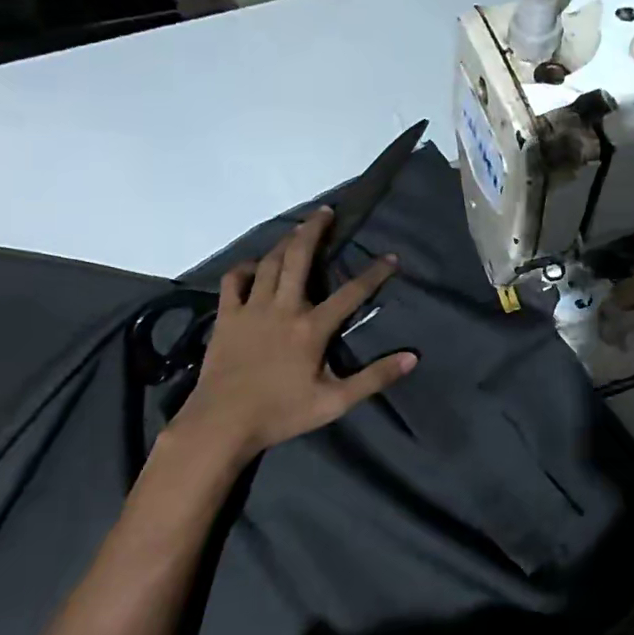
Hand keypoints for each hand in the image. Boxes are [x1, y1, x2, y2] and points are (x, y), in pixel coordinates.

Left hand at [164, 207, 415, 459]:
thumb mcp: (335, 401)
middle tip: (327, 212)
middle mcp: (283, 308)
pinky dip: (246, 268)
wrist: (222, 423)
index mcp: (311, 328)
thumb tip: (411, 358)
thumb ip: (374, 378)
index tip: (391, 257)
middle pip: (300, 258)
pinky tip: (255, 265)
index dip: (374, 274)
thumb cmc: (281, 413)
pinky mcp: (227, 316)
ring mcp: (251, 309)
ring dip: (286, 242)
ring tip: (298, 229)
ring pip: (269, 263)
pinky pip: (234, 281)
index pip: (351, 294)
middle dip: (315, 231)